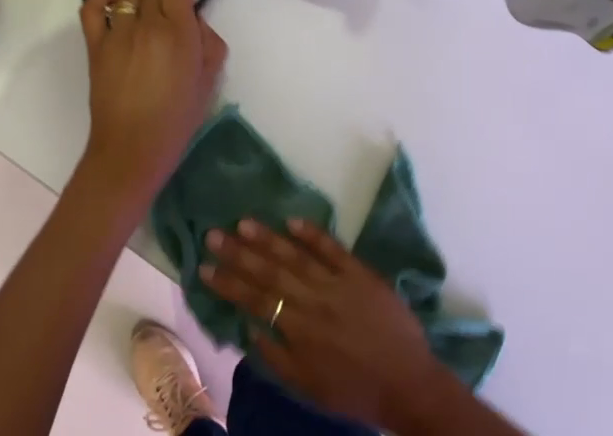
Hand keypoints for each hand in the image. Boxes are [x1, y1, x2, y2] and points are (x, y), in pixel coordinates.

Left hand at [78, 0, 227, 196]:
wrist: (132, 148)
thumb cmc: (176, 120)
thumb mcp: (209, 81)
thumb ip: (208, 42)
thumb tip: (193, 21)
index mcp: (180, 32)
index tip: (184, 16)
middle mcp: (148, 24)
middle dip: (164, 6)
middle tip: (166, 36)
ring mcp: (118, 33)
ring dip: (139, 8)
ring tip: (141, 33)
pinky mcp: (95, 44)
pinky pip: (93, 5)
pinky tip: (114, 10)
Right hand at [202, 218, 459, 432]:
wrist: (408, 383)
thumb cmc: (355, 390)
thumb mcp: (309, 386)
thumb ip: (277, 357)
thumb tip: (251, 328)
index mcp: (299, 329)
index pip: (255, 300)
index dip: (228, 283)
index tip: (203, 267)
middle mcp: (313, 301)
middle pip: (270, 271)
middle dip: (238, 253)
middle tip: (213, 234)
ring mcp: (338, 283)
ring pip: (296, 255)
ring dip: (268, 238)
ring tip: (243, 222)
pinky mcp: (361, 274)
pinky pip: (333, 249)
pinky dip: (313, 234)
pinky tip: (292, 221)